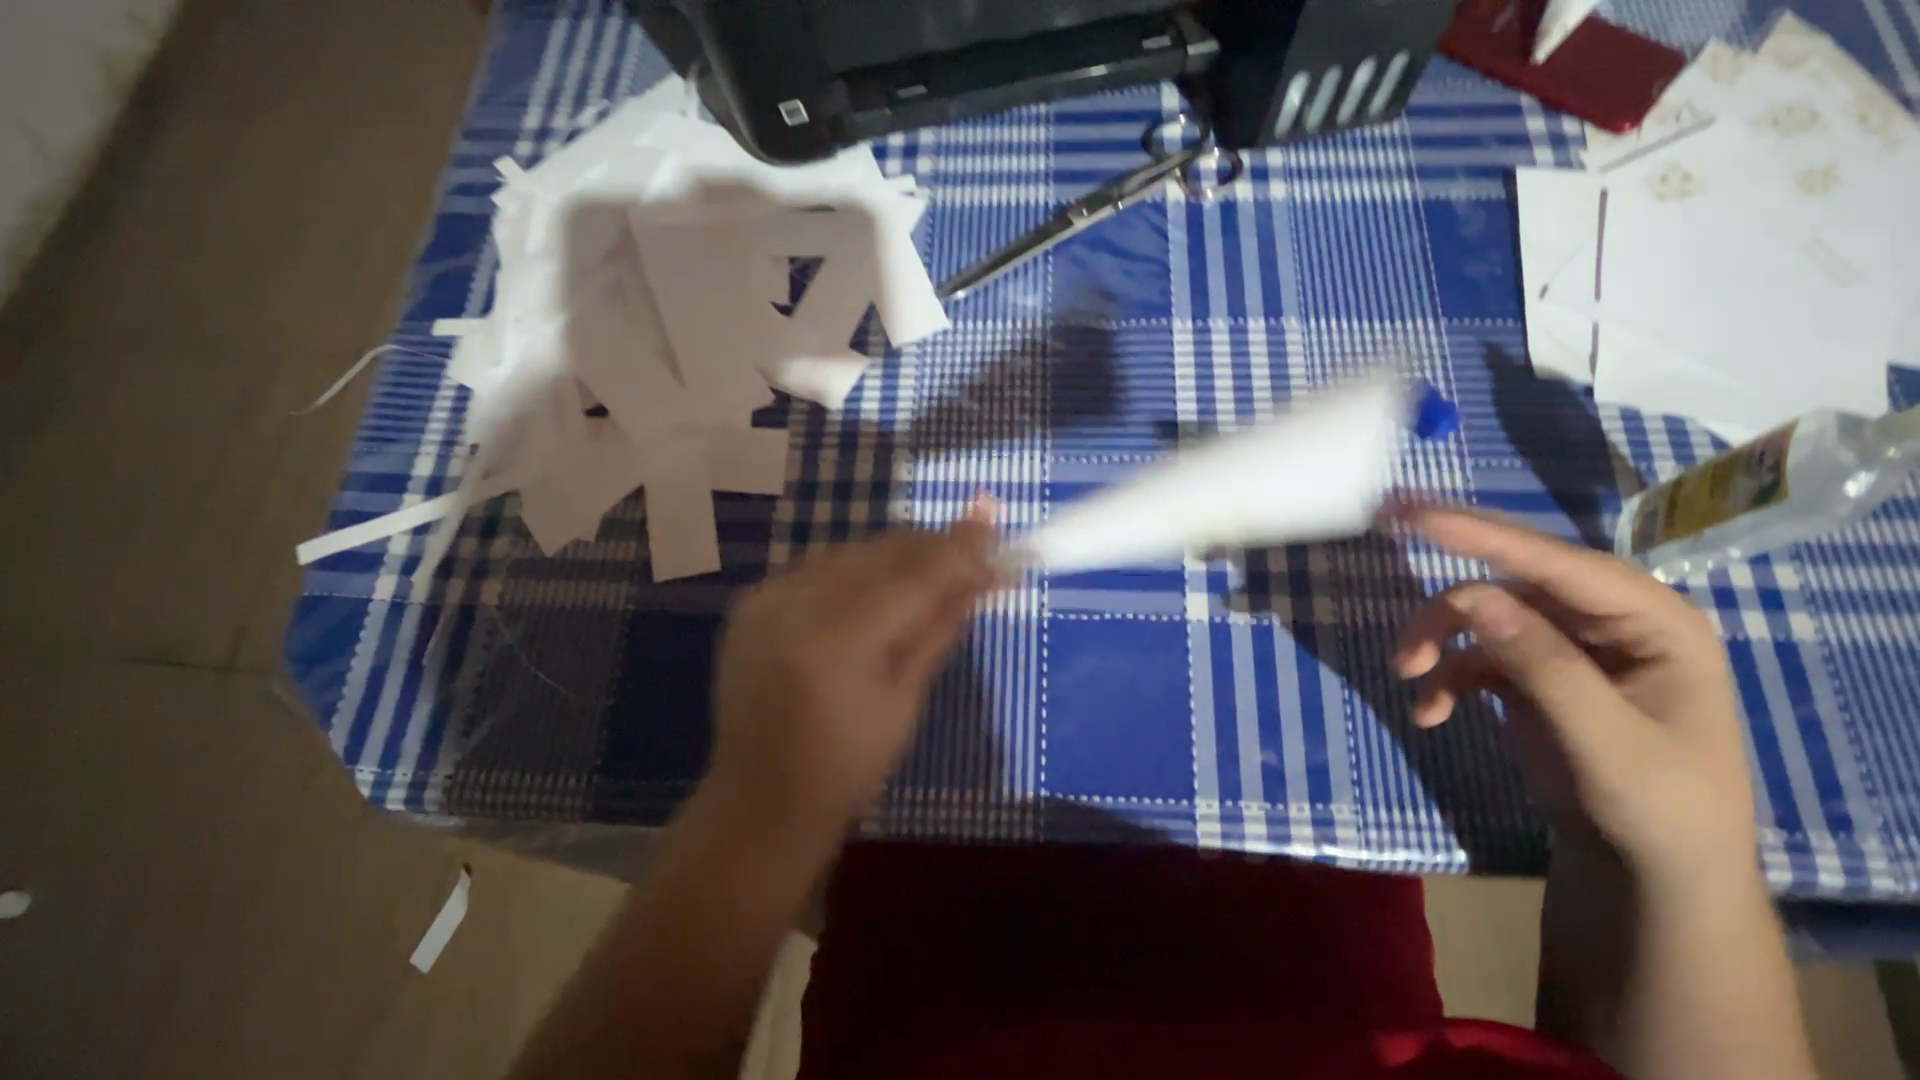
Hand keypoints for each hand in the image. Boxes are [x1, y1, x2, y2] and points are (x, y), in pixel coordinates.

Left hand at [705, 519, 997, 844]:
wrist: (760, 801)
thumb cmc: (846, 769)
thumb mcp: (904, 703)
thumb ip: (938, 629)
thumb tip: (981, 577)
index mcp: (835, 643)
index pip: (911, 578)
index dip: (958, 553)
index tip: (995, 533)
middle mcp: (793, 606)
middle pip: (879, 553)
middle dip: (931, 548)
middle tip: (976, 550)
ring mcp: (765, 601)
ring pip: (849, 553)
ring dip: (895, 556)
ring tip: (935, 570)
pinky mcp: (751, 604)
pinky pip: (816, 567)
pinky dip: (855, 570)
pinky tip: (881, 586)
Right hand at [1389, 503, 1757, 881]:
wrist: (1651, 873)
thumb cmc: (1658, 809)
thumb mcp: (1607, 742)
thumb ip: (1546, 667)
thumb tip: (1480, 600)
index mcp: (1653, 621)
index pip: (1560, 563)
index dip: (1485, 536)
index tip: (1415, 515)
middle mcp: (1609, 621)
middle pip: (1512, 585)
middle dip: (1450, 606)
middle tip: (1400, 631)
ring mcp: (1569, 647)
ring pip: (1485, 616)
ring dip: (1439, 641)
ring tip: (1408, 677)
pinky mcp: (1536, 673)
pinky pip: (1476, 656)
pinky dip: (1446, 679)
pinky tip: (1431, 714)